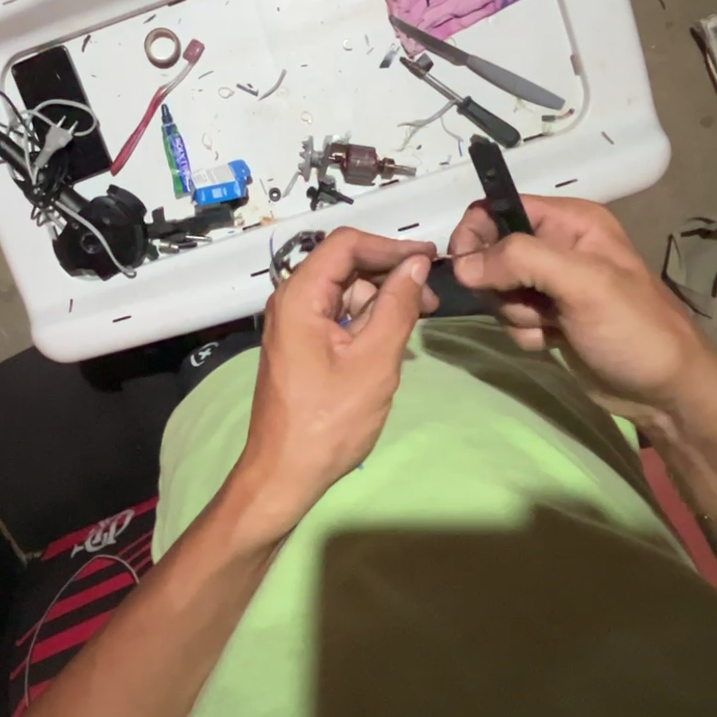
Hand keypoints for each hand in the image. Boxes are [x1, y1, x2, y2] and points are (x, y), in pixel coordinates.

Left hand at [231, 228, 436, 542]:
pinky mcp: (302, 343)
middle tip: (432, 299)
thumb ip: (397, 306)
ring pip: (345, 292)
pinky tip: (392, 338)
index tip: (430, 258)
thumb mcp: (374, 361)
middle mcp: (291, 300)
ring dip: (382, 300)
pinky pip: (338, 316)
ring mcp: (295, 323)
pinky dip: (367, 321)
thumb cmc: (328, 420)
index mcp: (299, 295)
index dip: (390, 245)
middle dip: (389, 275)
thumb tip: (416, 264)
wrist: (284, 472)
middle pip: (345, 266)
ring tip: (417, 323)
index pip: (346, 244)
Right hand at [447, 197, 716, 426]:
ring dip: (515, 312)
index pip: (497, 209)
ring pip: (496, 288)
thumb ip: (520, 261)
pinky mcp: (547, 314)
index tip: (467, 270)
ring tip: (552, 324)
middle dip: (500, 284)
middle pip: (489, 251)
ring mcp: (550, 282)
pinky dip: (524, 331)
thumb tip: (461, 266)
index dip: (475, 235)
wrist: (664, 392)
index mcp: (569, 221)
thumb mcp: (582, 284)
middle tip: (531, 302)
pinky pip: (509, 316)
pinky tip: (554, 340)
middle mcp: (557, 244)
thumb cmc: (633, 328)